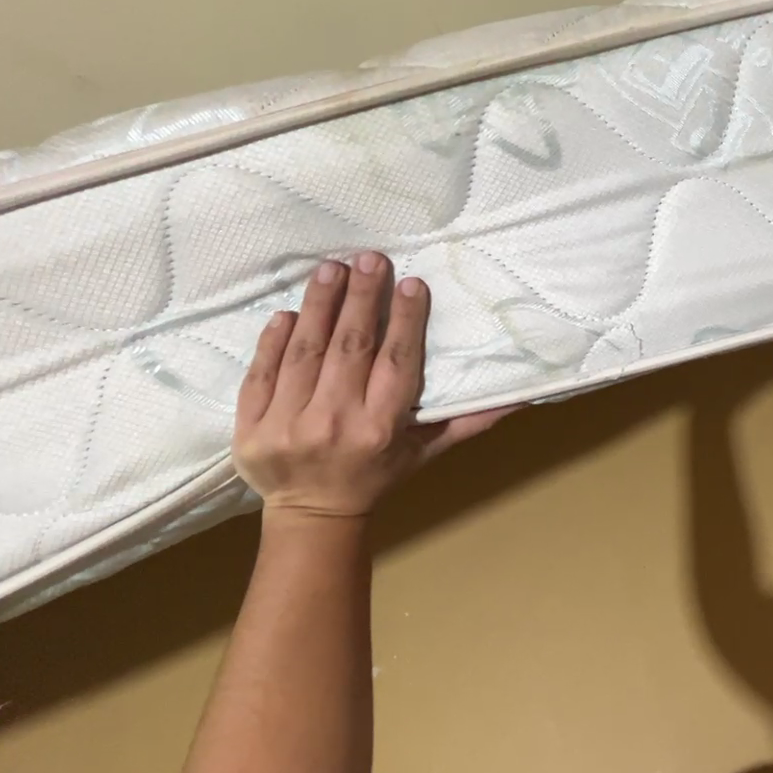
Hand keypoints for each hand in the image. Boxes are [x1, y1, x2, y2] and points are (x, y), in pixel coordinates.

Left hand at [233, 252, 511, 521]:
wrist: (313, 513)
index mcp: (382, 429)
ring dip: (319, 305)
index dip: (406, 321)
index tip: (411, 283)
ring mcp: (288, 424)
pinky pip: (263, 372)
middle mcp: (336, 423)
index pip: (397, 363)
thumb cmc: (379, 474)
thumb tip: (522, 398)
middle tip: (369, 259)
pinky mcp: (250, 426)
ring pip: (306, 352)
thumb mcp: (428, 451)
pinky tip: (290, 311)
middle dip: (361, 298)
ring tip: (331, 269)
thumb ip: (469, 421)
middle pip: (350, 348)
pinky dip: (275, 338)